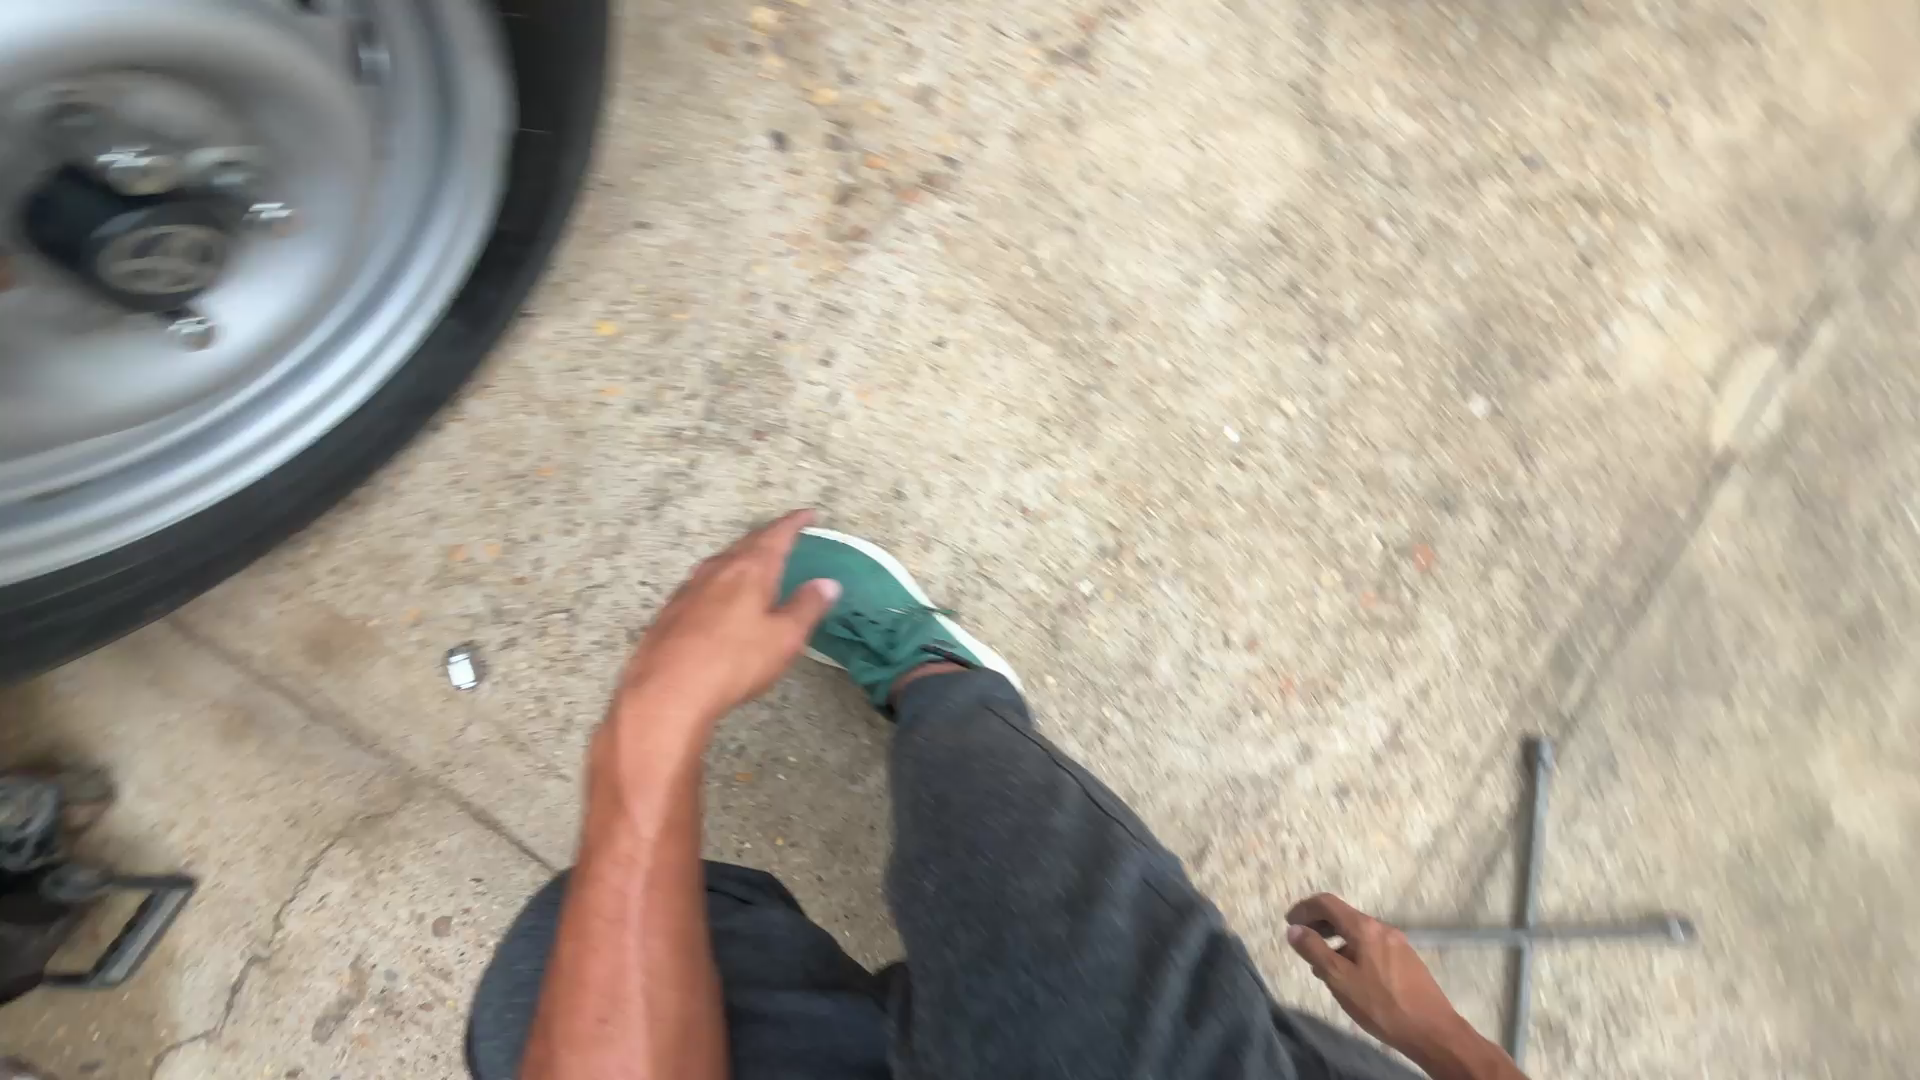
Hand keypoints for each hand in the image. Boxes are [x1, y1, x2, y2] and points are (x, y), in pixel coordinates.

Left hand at [617, 509, 840, 726]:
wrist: (667, 692)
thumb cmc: (735, 661)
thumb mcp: (785, 637)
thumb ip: (807, 607)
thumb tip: (827, 583)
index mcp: (750, 570)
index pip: (776, 535)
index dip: (794, 523)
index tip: (808, 514)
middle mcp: (717, 570)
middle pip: (746, 544)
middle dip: (768, 537)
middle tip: (785, 537)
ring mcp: (689, 589)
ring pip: (722, 562)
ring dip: (742, 557)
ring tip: (755, 563)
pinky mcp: (671, 611)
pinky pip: (703, 583)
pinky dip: (721, 581)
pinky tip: (720, 597)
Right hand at [1285, 893, 1468, 1058]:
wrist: (1437, 1035)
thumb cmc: (1383, 1005)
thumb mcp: (1340, 979)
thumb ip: (1314, 950)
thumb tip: (1294, 929)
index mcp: (1364, 927)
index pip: (1326, 903)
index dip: (1304, 909)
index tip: (1289, 923)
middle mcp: (1381, 928)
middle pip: (1342, 915)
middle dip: (1318, 924)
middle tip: (1302, 941)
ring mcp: (1398, 944)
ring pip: (1357, 932)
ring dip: (1335, 940)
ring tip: (1323, 964)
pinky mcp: (1407, 961)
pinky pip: (1371, 946)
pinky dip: (1353, 951)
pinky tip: (1351, 976)